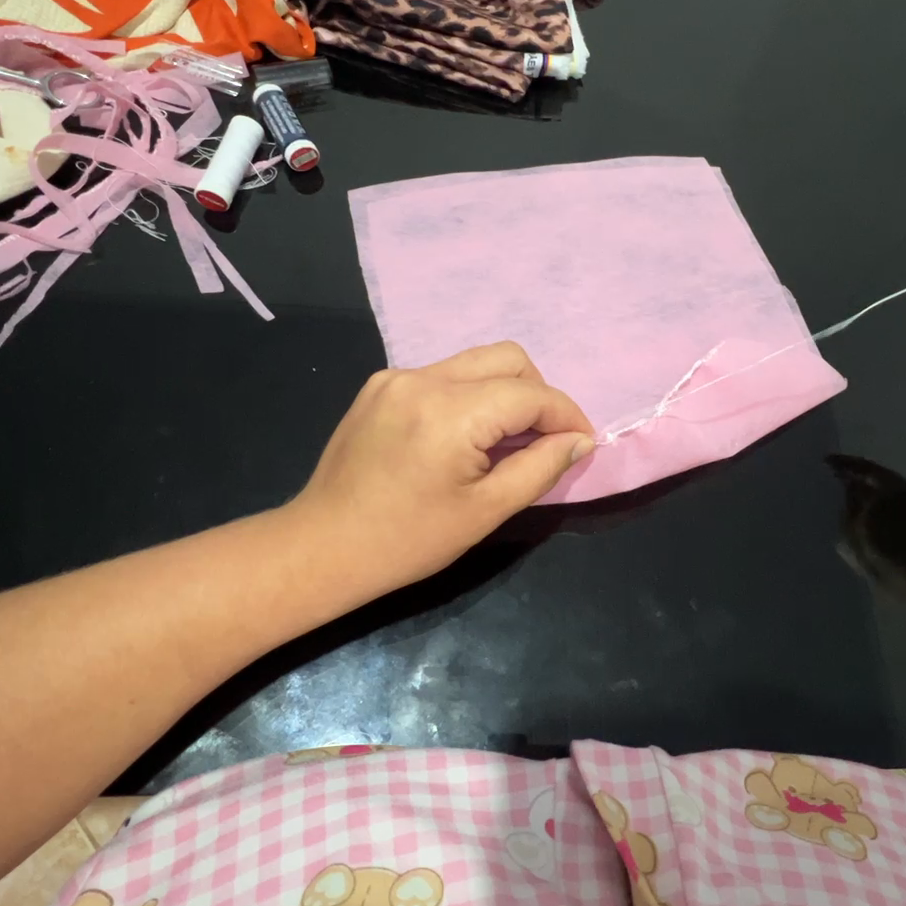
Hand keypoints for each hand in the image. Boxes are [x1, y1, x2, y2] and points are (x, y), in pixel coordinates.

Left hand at [288, 342, 594, 594]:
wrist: (323, 546)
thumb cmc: (407, 541)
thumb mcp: (485, 511)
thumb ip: (540, 467)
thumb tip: (578, 440)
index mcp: (450, 412)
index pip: (530, 395)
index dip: (566, 416)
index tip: (582, 443)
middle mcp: (422, 379)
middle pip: (507, 359)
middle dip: (538, 395)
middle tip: (544, 439)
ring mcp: (396, 377)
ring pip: (475, 362)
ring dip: (504, 392)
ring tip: (505, 440)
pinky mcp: (380, 384)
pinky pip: (444, 375)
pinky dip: (469, 395)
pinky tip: (463, 436)